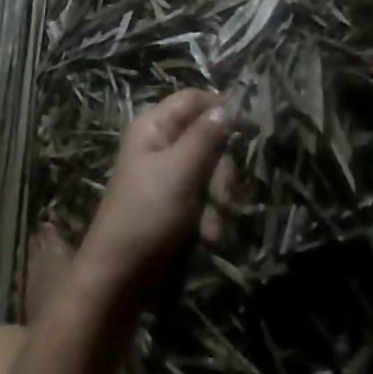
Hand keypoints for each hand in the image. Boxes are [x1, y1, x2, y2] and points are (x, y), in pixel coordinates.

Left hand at [79, 89, 234, 293]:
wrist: (121, 274)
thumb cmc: (147, 212)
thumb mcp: (180, 170)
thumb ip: (206, 136)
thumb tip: (228, 105)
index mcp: (155, 125)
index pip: (194, 100)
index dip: (221, 109)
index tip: (250, 127)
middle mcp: (162, 143)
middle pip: (210, 138)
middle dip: (221, 172)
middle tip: (220, 199)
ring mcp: (170, 173)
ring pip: (212, 171)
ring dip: (219, 201)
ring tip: (211, 229)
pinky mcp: (178, 201)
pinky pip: (206, 197)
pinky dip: (211, 216)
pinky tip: (208, 237)